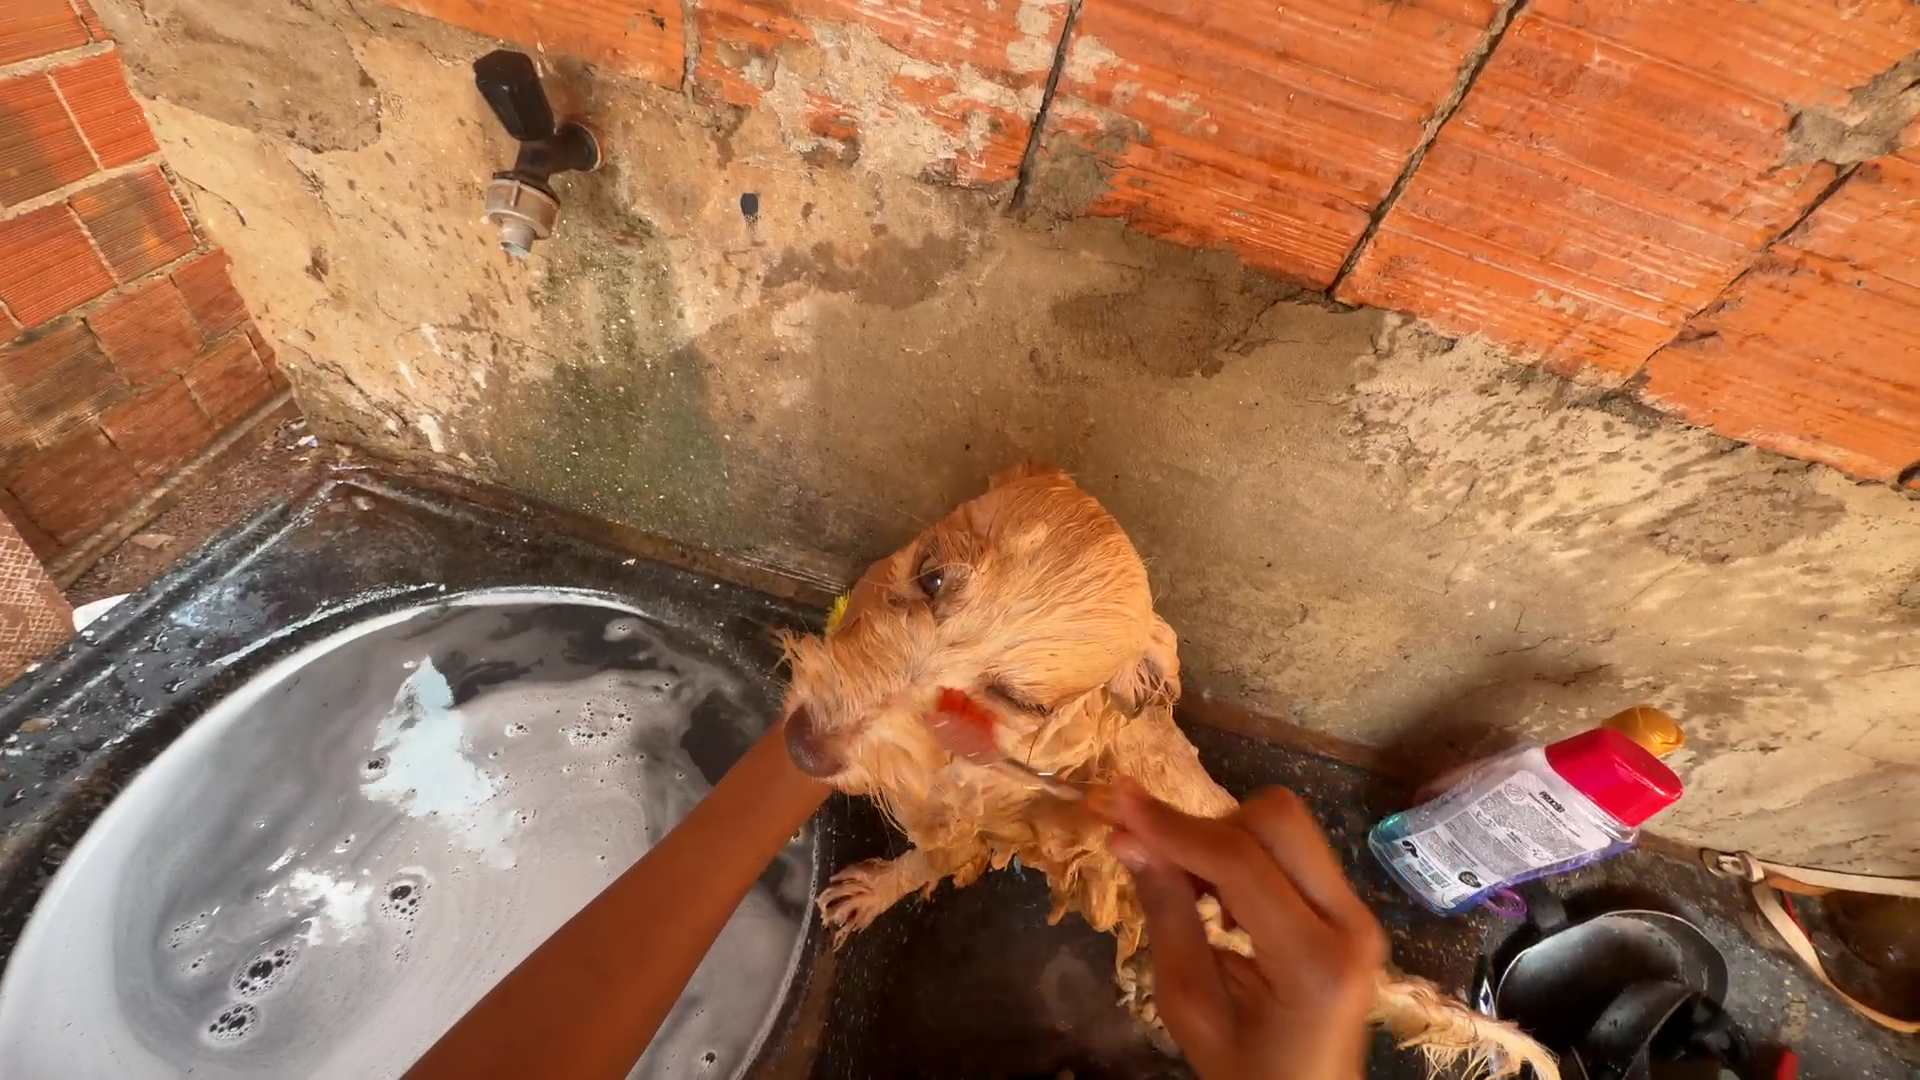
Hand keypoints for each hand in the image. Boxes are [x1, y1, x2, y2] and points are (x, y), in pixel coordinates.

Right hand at [1102, 785, 1387, 1079]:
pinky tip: (1220, 896)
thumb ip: (1165, 912)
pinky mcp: (1346, 903)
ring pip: (1282, 823)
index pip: (1239, 861)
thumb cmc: (1244, 1069)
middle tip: (1162, 857)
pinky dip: (1240, 851)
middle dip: (1207, 826)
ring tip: (1192, 887)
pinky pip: (1287, 845)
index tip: (1117, 802)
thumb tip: (1124, 836)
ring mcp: (1356, 910)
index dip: (1172, 826)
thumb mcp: (1189, 1005)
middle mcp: (1350, 923)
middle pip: (1276, 819)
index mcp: (1315, 963)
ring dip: (1222, 838)